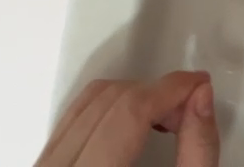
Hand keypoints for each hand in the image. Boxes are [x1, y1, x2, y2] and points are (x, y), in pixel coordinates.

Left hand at [35, 71, 217, 166]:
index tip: (198, 85)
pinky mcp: (43, 166)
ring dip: (132, 99)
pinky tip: (132, 127)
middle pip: (110, 101)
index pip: (130, 112)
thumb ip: (197, 151)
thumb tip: (201, 98)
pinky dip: (107, 111)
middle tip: (188, 108)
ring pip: (86, 104)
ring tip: (164, 119)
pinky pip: (70, 120)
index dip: (172, 90)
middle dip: (158, 95)